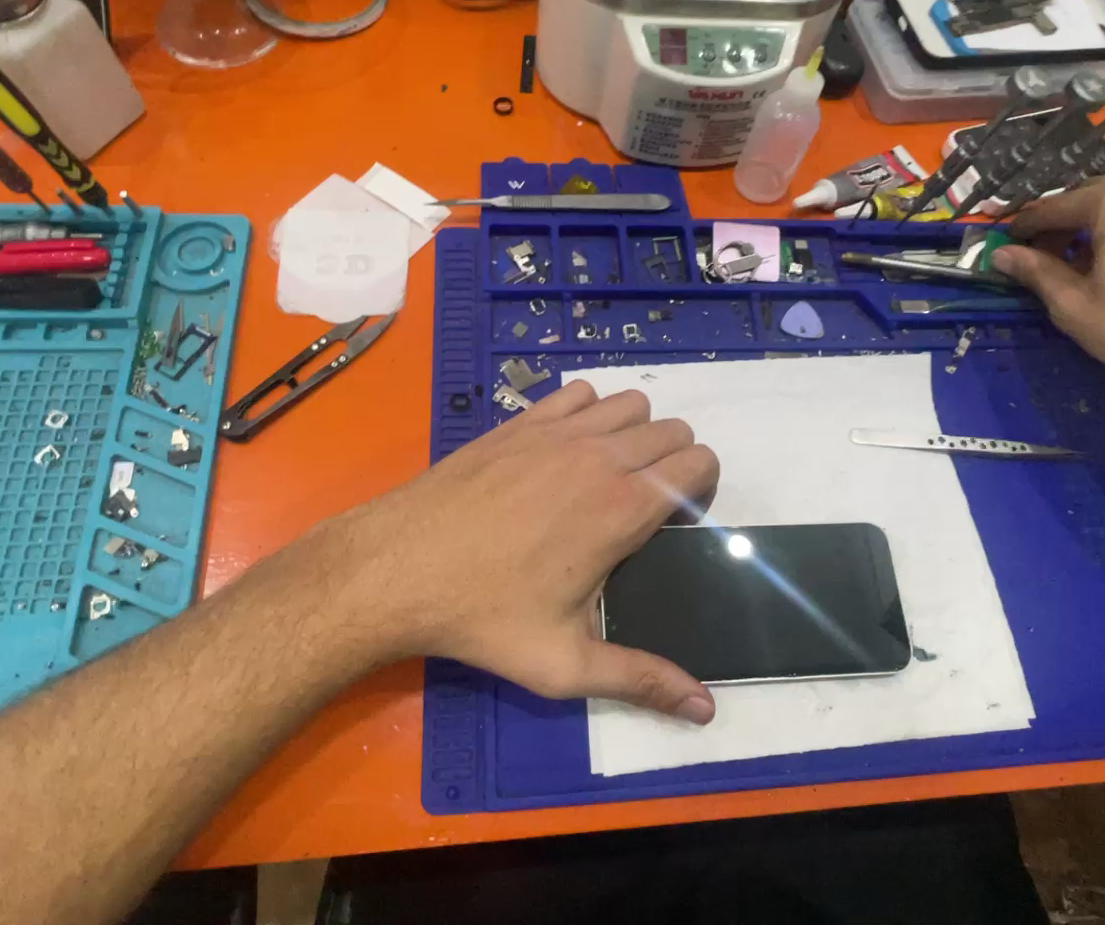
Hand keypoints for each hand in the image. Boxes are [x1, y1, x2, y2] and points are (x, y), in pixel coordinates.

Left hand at [299, 381, 720, 722]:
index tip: (677, 520)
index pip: (698, 464)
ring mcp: (557, 432)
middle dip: (675, 461)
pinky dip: (588, 412)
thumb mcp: (565, 664)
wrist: (398, 569)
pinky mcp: (520, 422)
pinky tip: (566, 449)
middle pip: (672, 429)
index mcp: (623, 509)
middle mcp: (600, 457)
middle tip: (647, 504)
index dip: (701, 488)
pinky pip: (578, 393)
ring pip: (630, 404)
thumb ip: (641, 680)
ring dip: (636, 432)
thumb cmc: (484, 617)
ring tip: (610, 474)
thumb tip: (706, 711)